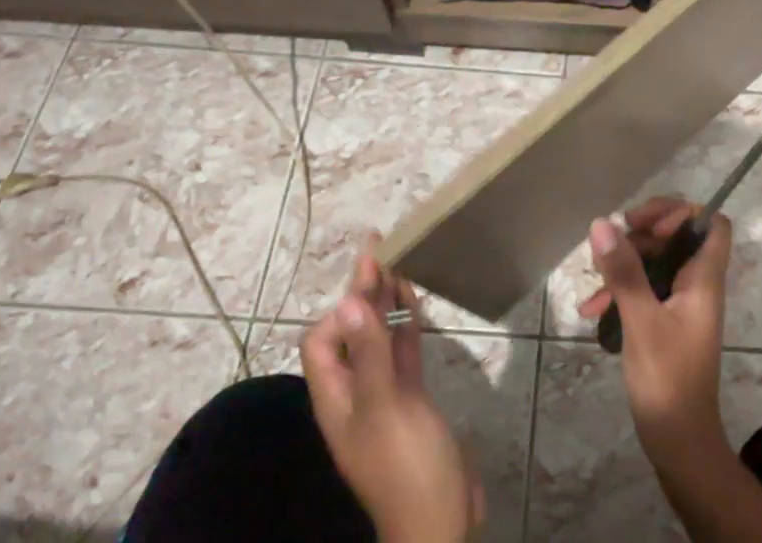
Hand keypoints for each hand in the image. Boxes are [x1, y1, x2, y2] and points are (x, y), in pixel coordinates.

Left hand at [302, 246, 482, 542]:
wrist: (440, 520)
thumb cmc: (406, 465)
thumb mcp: (387, 407)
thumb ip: (371, 354)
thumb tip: (348, 302)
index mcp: (336, 397)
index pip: (322, 340)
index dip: (341, 307)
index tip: (368, 272)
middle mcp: (354, 392)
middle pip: (351, 333)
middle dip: (362, 292)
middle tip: (381, 246)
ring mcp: (384, 396)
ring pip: (379, 339)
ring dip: (385, 304)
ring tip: (399, 262)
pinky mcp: (412, 400)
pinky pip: (404, 354)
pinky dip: (407, 326)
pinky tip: (415, 303)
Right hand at [577, 197, 732, 460]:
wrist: (678, 442)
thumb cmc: (667, 379)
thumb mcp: (641, 322)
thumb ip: (624, 272)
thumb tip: (603, 223)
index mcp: (704, 280)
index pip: (712, 224)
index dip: (681, 213)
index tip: (643, 224)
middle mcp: (697, 287)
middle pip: (677, 238)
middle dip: (641, 235)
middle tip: (609, 243)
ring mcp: (681, 306)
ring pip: (656, 264)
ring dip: (624, 266)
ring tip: (592, 283)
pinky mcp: (665, 324)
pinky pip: (644, 292)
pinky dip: (620, 293)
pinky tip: (592, 312)